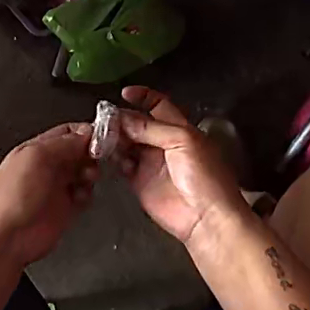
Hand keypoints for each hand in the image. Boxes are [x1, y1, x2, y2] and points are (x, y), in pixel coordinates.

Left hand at [0, 122, 98, 266]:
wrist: (6, 240)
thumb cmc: (9, 200)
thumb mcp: (37, 158)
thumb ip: (64, 143)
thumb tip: (86, 134)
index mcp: (36, 150)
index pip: (68, 133)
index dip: (85, 134)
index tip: (99, 140)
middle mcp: (47, 167)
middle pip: (79, 151)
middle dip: (91, 153)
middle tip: (96, 157)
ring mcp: (56, 188)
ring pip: (84, 172)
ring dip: (91, 173)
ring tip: (87, 177)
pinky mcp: (64, 208)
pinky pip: (85, 195)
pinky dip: (88, 194)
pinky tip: (81, 197)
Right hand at [115, 87, 246, 246]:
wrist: (206, 217)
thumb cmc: (204, 175)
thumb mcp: (182, 141)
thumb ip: (152, 128)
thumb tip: (124, 118)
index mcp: (180, 128)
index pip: (160, 105)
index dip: (144, 96)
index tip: (125, 93)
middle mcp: (164, 143)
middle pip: (138, 123)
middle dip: (122, 119)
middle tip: (106, 119)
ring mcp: (151, 162)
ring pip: (127, 143)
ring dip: (115, 138)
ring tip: (103, 136)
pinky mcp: (140, 182)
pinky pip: (122, 164)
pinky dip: (113, 158)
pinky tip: (108, 155)